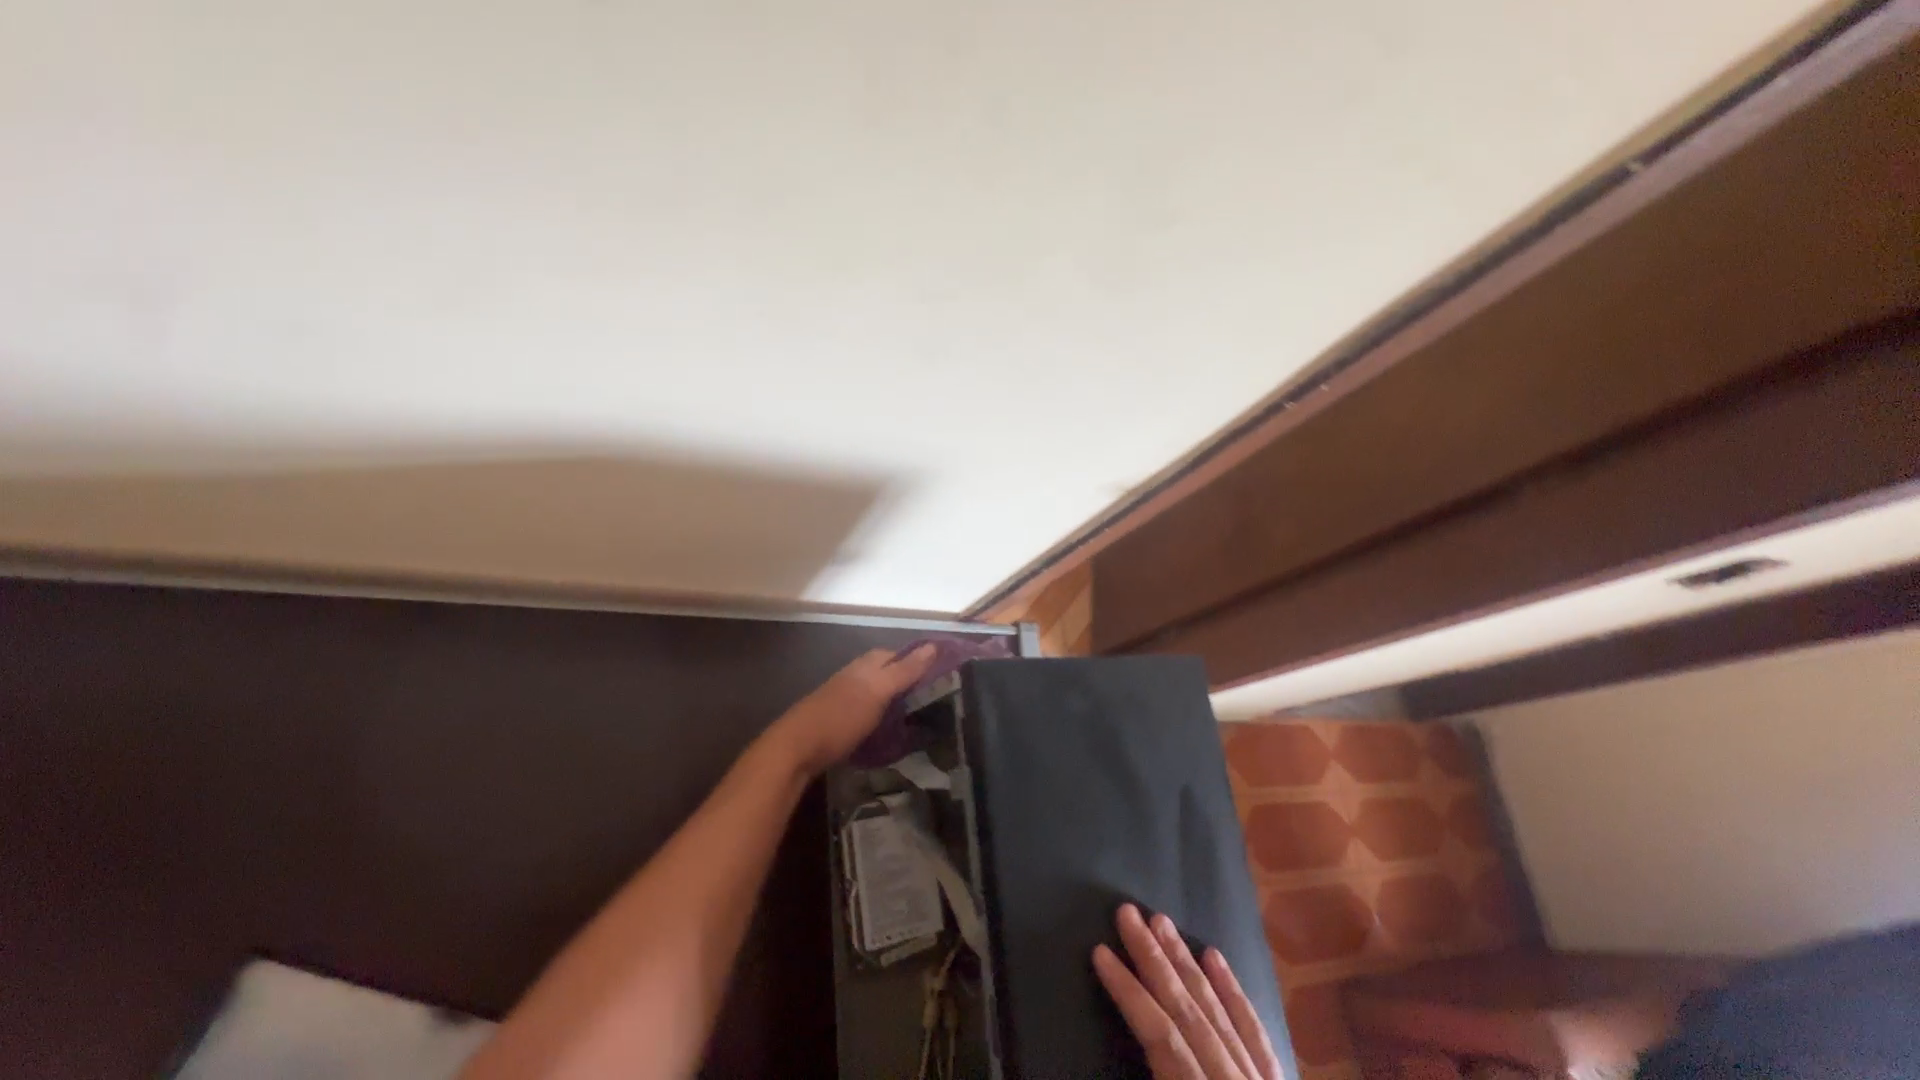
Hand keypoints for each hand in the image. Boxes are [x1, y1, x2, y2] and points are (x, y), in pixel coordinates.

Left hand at [763, 644, 937, 776]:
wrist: (796, 749)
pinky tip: (888, 732)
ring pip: (874, 693)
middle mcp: (852, 677)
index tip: (940, 676)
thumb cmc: (841, 717)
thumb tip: (933, 646)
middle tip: (931, 700)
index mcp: (864, 666)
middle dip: (906, 682)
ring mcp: (842, 700)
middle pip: (883, 673)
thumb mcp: (878, 691)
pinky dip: (880, 719)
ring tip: (915, 718)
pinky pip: (865, 713)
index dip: (917, 661)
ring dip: (892, 702)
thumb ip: (905, 670)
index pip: (896, 654)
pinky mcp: (836, 722)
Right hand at [1094, 904, 1284, 1079]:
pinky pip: (1255, 1031)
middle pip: (1187, 1009)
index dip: (1128, 992)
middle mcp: (1229, 1077)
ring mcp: (1257, 1078)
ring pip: (1218, 1010)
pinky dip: (1233, 992)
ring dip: (1186, 963)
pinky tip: (1215, 957)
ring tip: (1161, 923)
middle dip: (1154, 959)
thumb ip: (1143, 1074)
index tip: (1100, 952)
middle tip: (1128, 914)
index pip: (1159, 1034)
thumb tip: (1115, 1049)